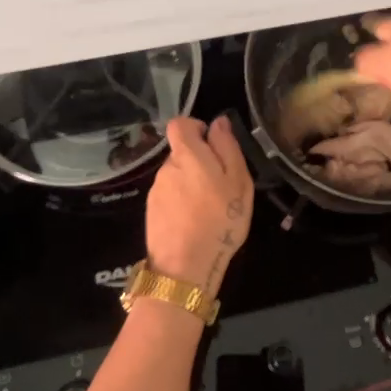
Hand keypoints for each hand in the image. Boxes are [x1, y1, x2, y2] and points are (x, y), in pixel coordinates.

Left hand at [145, 116, 253, 296]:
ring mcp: (156, 191)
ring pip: (176, 176)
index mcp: (187, 154)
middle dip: (199, 162)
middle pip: (181, 153)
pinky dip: (181, 203)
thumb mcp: (238, 181)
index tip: (213, 145)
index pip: (179, 123)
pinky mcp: (152, 212)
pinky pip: (169, 197)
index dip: (196, 127)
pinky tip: (194, 223)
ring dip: (190, 185)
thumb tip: (218, 122)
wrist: (185, 268)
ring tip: (209, 210)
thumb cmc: (220, 220)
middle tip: (220, 186)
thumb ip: (227, 147)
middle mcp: (166, 168)